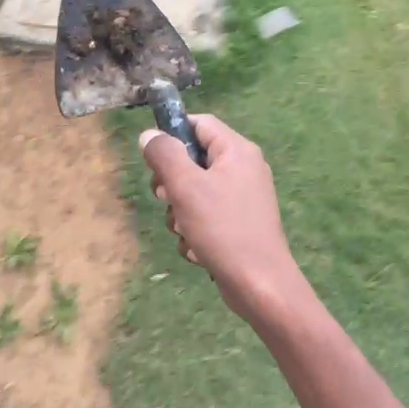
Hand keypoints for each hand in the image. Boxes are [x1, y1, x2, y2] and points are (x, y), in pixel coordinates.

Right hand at [140, 114, 302, 316]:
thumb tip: (149, 135)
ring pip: (195, 192)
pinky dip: (195, 231)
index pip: (199, 124)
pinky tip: (197, 249)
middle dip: (172, 182)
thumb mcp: (186, 186)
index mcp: (237, 151)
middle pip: (194, 160)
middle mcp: (244, 169)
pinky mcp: (239, 225)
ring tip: (184, 230)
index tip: (153, 160)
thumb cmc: (222, 229)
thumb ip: (164, 155)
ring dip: (180, 212)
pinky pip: (206, 217)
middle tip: (165, 199)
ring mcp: (243, 199)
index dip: (172, 135)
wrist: (259, 284)